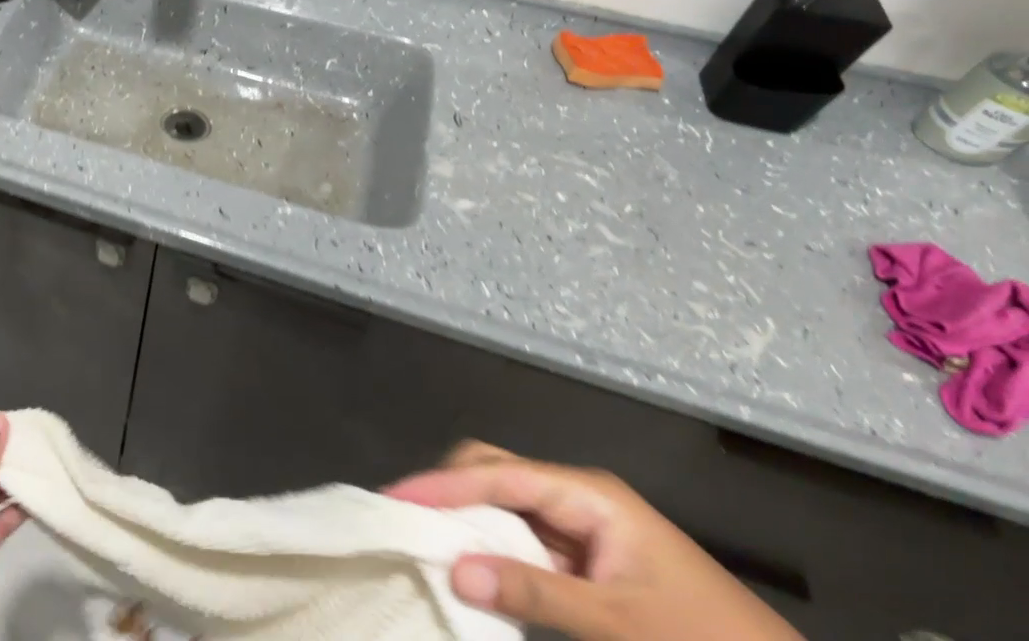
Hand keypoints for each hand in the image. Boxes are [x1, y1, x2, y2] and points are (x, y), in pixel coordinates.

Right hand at [383, 441, 803, 640]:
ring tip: (422, 542)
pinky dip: (487, 547)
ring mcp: (580, 526)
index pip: (498, 474)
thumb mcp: (617, 622)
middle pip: (495, 472)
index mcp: (590, 494)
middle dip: (447, 490)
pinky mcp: (582, 557)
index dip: (442, 485)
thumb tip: (452, 569)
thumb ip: (533, 592)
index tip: (392, 501)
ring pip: (503, 503)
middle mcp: (579, 497)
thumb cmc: (702, 639)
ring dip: (463, 519)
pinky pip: (519, 536)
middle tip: (404, 521)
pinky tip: (468, 568)